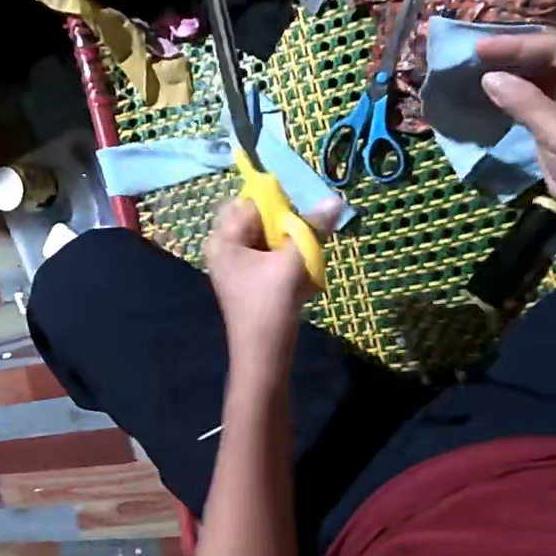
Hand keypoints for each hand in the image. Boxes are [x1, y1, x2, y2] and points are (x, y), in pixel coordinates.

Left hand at [204, 196, 343, 385]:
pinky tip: (299, 272)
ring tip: (304, 253)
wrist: (262, 355)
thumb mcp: (293, 263)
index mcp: (223, 239)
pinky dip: (282, 257)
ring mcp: (231, 264)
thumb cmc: (270, 306)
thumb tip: (334, 199)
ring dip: (286, 240)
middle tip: (305, 231)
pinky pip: (263, 255)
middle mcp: (221, 247)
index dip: (278, 200)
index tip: (304, 206)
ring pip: (261, 237)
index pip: (248, 201)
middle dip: (282, 221)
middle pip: (253, 218)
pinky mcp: (244, 279)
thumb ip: (312, 229)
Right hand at [477, 32, 555, 222]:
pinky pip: (532, 84)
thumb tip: (487, 77)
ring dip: (508, 65)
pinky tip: (486, 79)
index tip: (479, 47)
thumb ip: (526, 103)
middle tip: (472, 50)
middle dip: (511, 51)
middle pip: (549, 51)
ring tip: (473, 61)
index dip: (517, 46)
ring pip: (538, 66)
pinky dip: (510, 82)